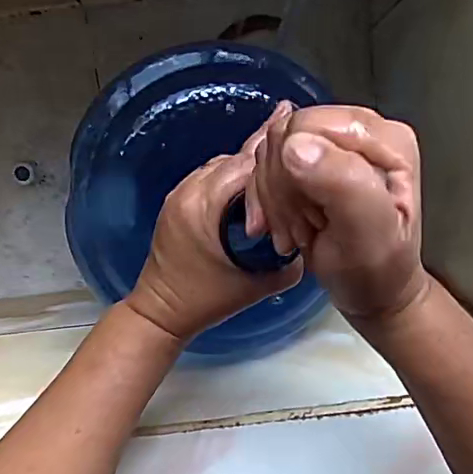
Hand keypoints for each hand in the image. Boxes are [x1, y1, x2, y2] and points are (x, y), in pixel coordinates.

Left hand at [124, 150, 304, 342]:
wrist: (161, 313)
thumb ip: (290, 265)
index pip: (248, 166)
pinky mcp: (176, 200)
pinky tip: (249, 203)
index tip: (297, 191)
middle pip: (236, 159)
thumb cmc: (206, 301)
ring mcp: (179, 192)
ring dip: (248, 175)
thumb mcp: (257, 287)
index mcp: (203, 205)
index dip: (278, 173)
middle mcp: (188, 190)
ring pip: (223, 165)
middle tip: (290, 191)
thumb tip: (311, 241)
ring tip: (271, 197)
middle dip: (266, 172)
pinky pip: (211, 177)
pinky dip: (232, 183)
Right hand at [242, 104, 428, 323]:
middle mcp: (359, 132)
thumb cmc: (378, 268)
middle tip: (304, 229)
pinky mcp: (314, 161)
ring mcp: (334, 146)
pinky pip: (267, 166)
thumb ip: (342, 183)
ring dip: (274, 201)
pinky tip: (285, 230)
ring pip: (271, 151)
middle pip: (285, 135)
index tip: (310, 220)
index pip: (308, 126)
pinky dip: (267, 203)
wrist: (374, 292)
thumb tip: (296, 146)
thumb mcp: (369, 231)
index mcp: (384, 139)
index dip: (293, 172)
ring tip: (299, 233)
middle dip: (282, 190)